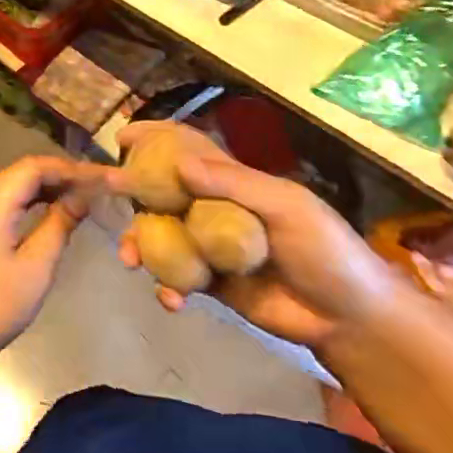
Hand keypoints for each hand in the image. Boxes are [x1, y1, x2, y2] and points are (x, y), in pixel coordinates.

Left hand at [0, 156, 108, 359]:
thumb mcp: (38, 264)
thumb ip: (61, 223)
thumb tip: (84, 196)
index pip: (36, 167)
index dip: (71, 168)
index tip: (103, 178)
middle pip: (28, 170)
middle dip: (65, 173)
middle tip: (99, 183)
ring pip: (21, 183)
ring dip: (53, 184)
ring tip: (86, 193)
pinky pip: (14, 199)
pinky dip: (39, 198)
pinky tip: (60, 208)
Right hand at [111, 122, 413, 348]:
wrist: (345, 315)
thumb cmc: (323, 248)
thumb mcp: (285, 207)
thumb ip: (234, 185)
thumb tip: (180, 163)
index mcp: (238, 183)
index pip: (193, 151)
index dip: (159, 140)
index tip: (123, 137)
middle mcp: (218, 210)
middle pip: (167, 194)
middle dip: (136, 195)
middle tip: (107, 196)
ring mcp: (213, 248)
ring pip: (165, 237)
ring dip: (142, 244)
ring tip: (130, 259)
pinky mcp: (214, 285)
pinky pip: (179, 279)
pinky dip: (169, 287)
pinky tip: (172, 300)